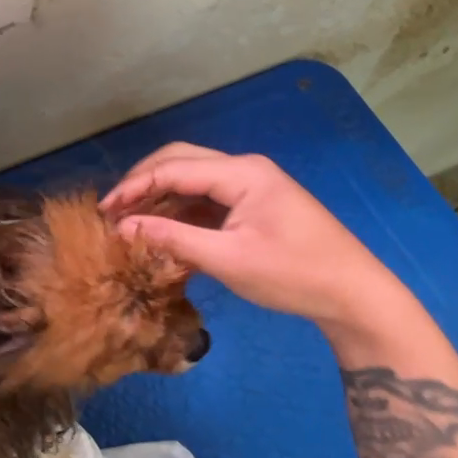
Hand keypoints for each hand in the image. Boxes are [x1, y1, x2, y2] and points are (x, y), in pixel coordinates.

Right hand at [101, 143, 402, 329]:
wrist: (354, 295)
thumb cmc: (294, 274)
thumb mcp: (228, 259)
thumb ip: (172, 239)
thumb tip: (122, 229)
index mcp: (242, 173)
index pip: (173, 168)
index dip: (133, 187)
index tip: (103, 212)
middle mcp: (244, 169)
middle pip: (178, 161)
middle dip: (141, 182)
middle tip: (111, 210)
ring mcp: (249, 186)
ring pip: (189, 179)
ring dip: (157, 196)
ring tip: (127, 221)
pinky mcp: (251, 206)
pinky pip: (203, 198)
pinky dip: (176, 210)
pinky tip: (158, 229)